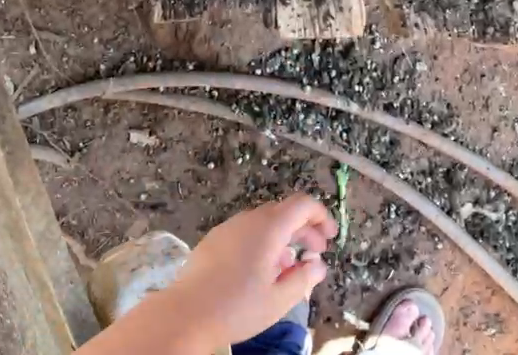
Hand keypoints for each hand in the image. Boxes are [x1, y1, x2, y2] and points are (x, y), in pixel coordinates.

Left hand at [159, 195, 335, 347]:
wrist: (187, 313)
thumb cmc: (238, 307)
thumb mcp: (279, 299)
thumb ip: (303, 278)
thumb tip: (318, 264)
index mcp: (268, 228)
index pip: (301, 204)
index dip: (320, 215)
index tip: (331, 236)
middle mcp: (248, 219)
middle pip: (283, 212)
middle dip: (304, 229)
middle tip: (317, 253)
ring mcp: (228, 227)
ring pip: (264, 222)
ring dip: (284, 237)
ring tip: (292, 267)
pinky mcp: (215, 239)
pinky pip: (246, 232)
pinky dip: (264, 242)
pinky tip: (264, 270)